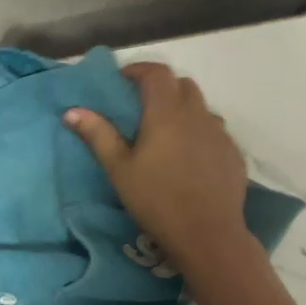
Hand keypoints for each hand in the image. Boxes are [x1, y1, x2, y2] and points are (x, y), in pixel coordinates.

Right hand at [63, 62, 252, 272]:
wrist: (207, 234)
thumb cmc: (155, 198)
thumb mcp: (118, 168)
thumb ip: (98, 134)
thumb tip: (72, 110)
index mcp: (166, 114)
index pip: (157, 73)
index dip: (138, 70)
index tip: (121, 80)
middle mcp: (198, 116)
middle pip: (182, 85)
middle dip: (161, 87)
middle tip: (139, 107)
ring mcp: (220, 134)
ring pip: (201, 107)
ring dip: (181, 109)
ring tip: (163, 134)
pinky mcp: (233, 154)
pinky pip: (214, 131)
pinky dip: (197, 132)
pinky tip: (185, 157)